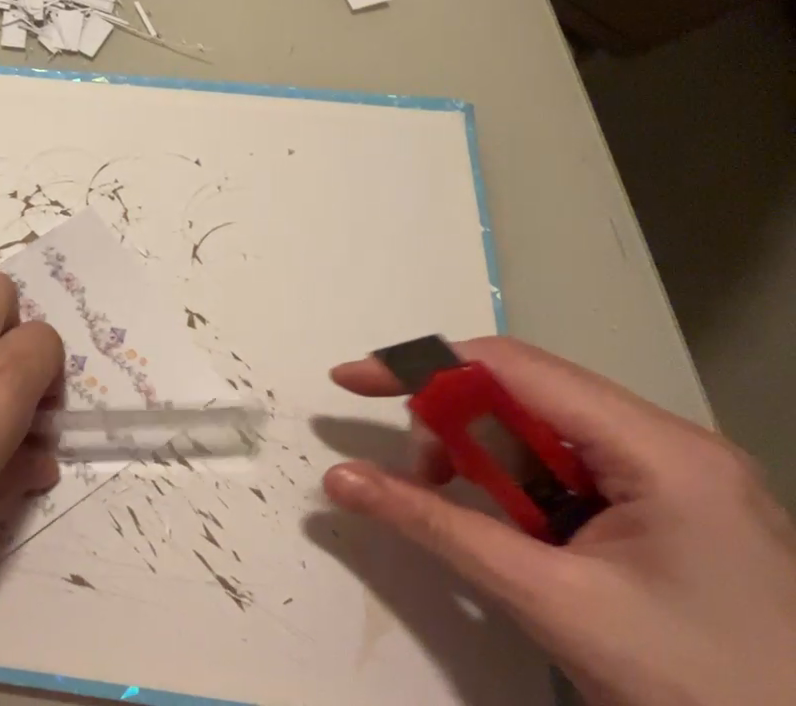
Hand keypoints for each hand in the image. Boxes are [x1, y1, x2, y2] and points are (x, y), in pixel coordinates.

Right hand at [324, 335, 795, 705]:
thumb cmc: (697, 679)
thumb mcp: (549, 599)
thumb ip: (436, 527)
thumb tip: (339, 478)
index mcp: (659, 451)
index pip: (512, 367)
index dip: (422, 364)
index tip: (350, 382)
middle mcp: (671, 445)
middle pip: (526, 393)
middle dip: (453, 422)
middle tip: (417, 477)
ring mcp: (678, 477)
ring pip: (544, 430)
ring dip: (484, 458)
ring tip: (465, 509)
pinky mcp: (673, 509)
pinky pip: (570, 467)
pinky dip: (520, 484)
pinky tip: (517, 528)